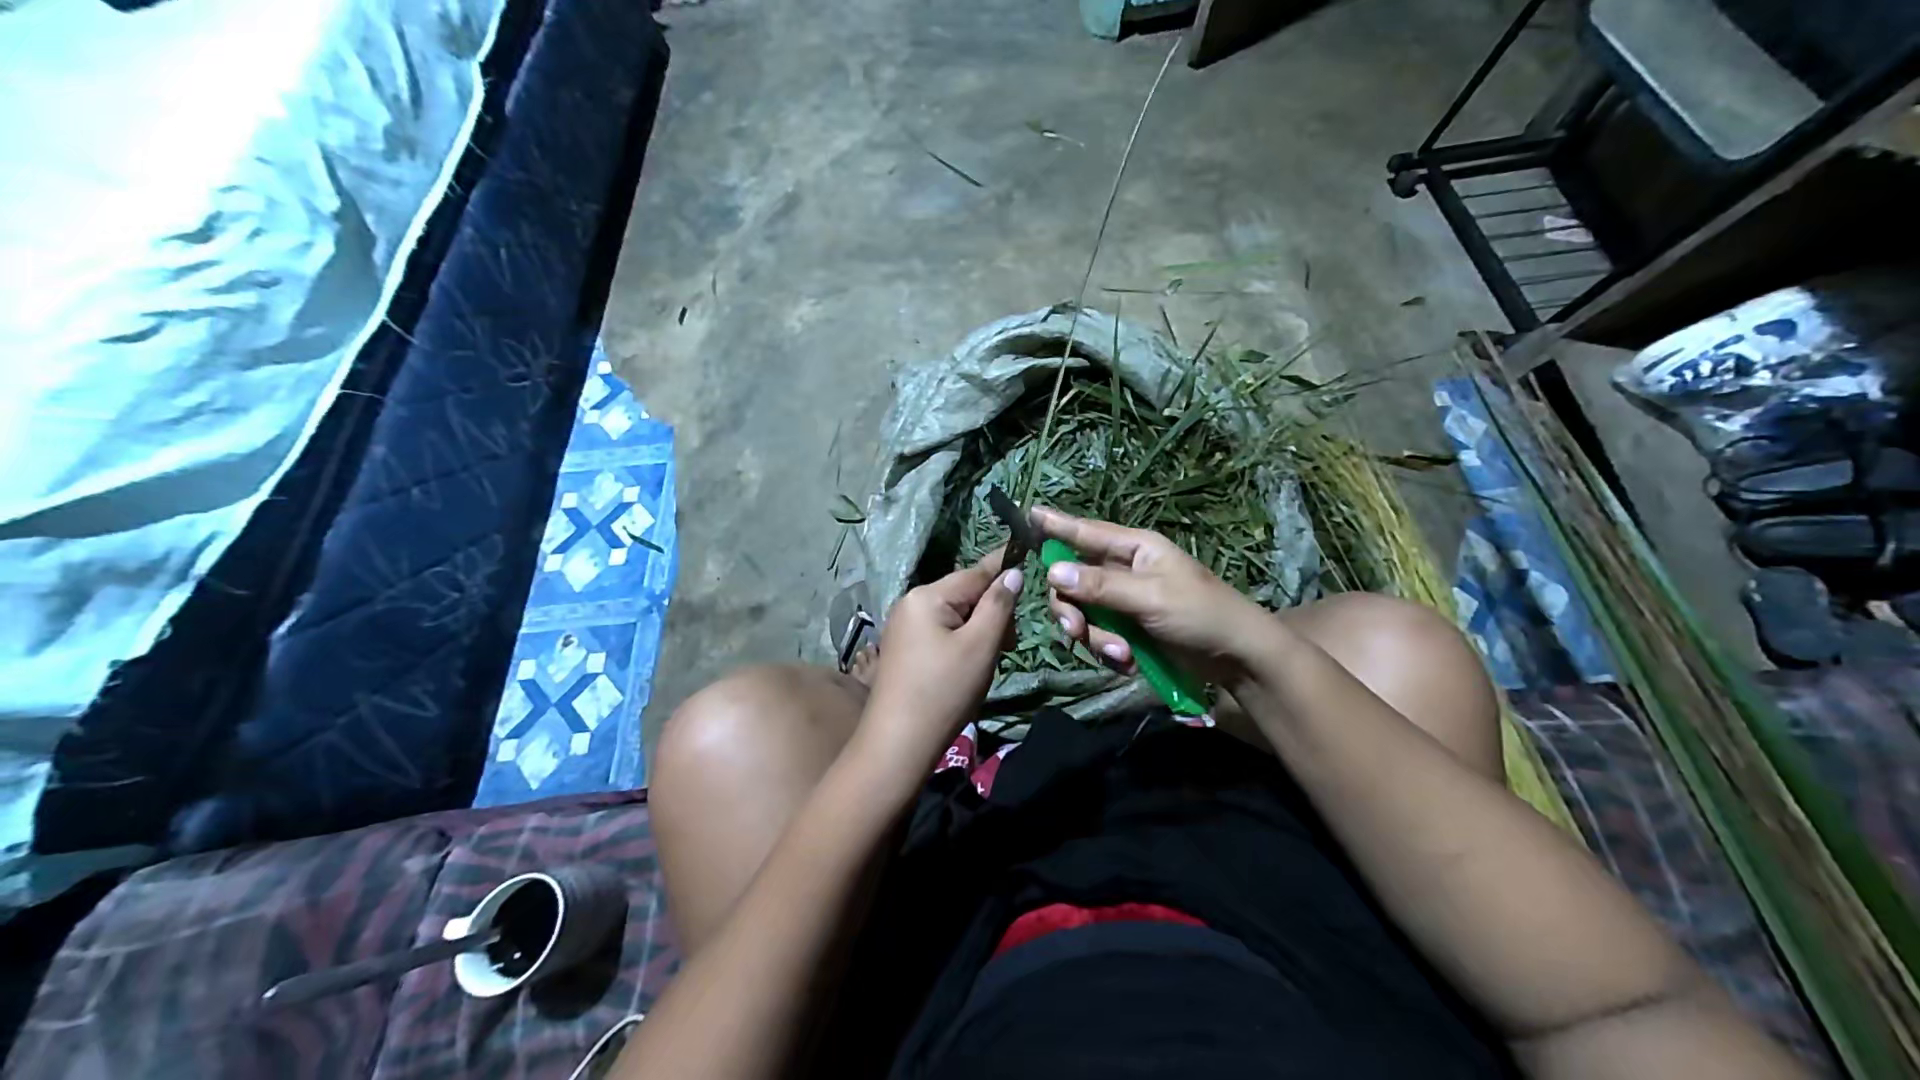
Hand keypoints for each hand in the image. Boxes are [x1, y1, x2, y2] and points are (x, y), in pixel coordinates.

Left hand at [854, 551, 1021, 775]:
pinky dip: (963, 642)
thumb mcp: (980, 646)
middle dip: (993, 611)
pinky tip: (971, 665)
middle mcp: (911, 604)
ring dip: (980, 630)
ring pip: (956, 615)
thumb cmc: (944, 691)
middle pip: (965, 594)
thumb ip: (998, 605)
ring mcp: (904, 627)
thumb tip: (1012, 573)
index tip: (1028, 551)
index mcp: (926, 596)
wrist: (898, 743)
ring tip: (992, 659)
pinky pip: (942, 632)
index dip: (1004, 567)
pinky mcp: (905, 650)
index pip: (976, 573)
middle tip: (1010, 643)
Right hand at [1036, 507, 1270, 683]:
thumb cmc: (1201, 613)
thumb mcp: (1150, 597)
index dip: (1056, 525)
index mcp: (1135, 548)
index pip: (1086, 531)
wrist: (1237, 659)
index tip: (1028, 515)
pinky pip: (1099, 635)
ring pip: (1083, 613)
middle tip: (1075, 631)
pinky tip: (1127, 663)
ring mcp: (1125, 601)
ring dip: (1095, 637)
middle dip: (1071, 608)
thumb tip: (1052, 571)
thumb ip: (1100, 585)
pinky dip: (1108, 651)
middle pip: (1072, 581)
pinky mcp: (1129, 629)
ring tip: (1120, 655)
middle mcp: (1124, 570)